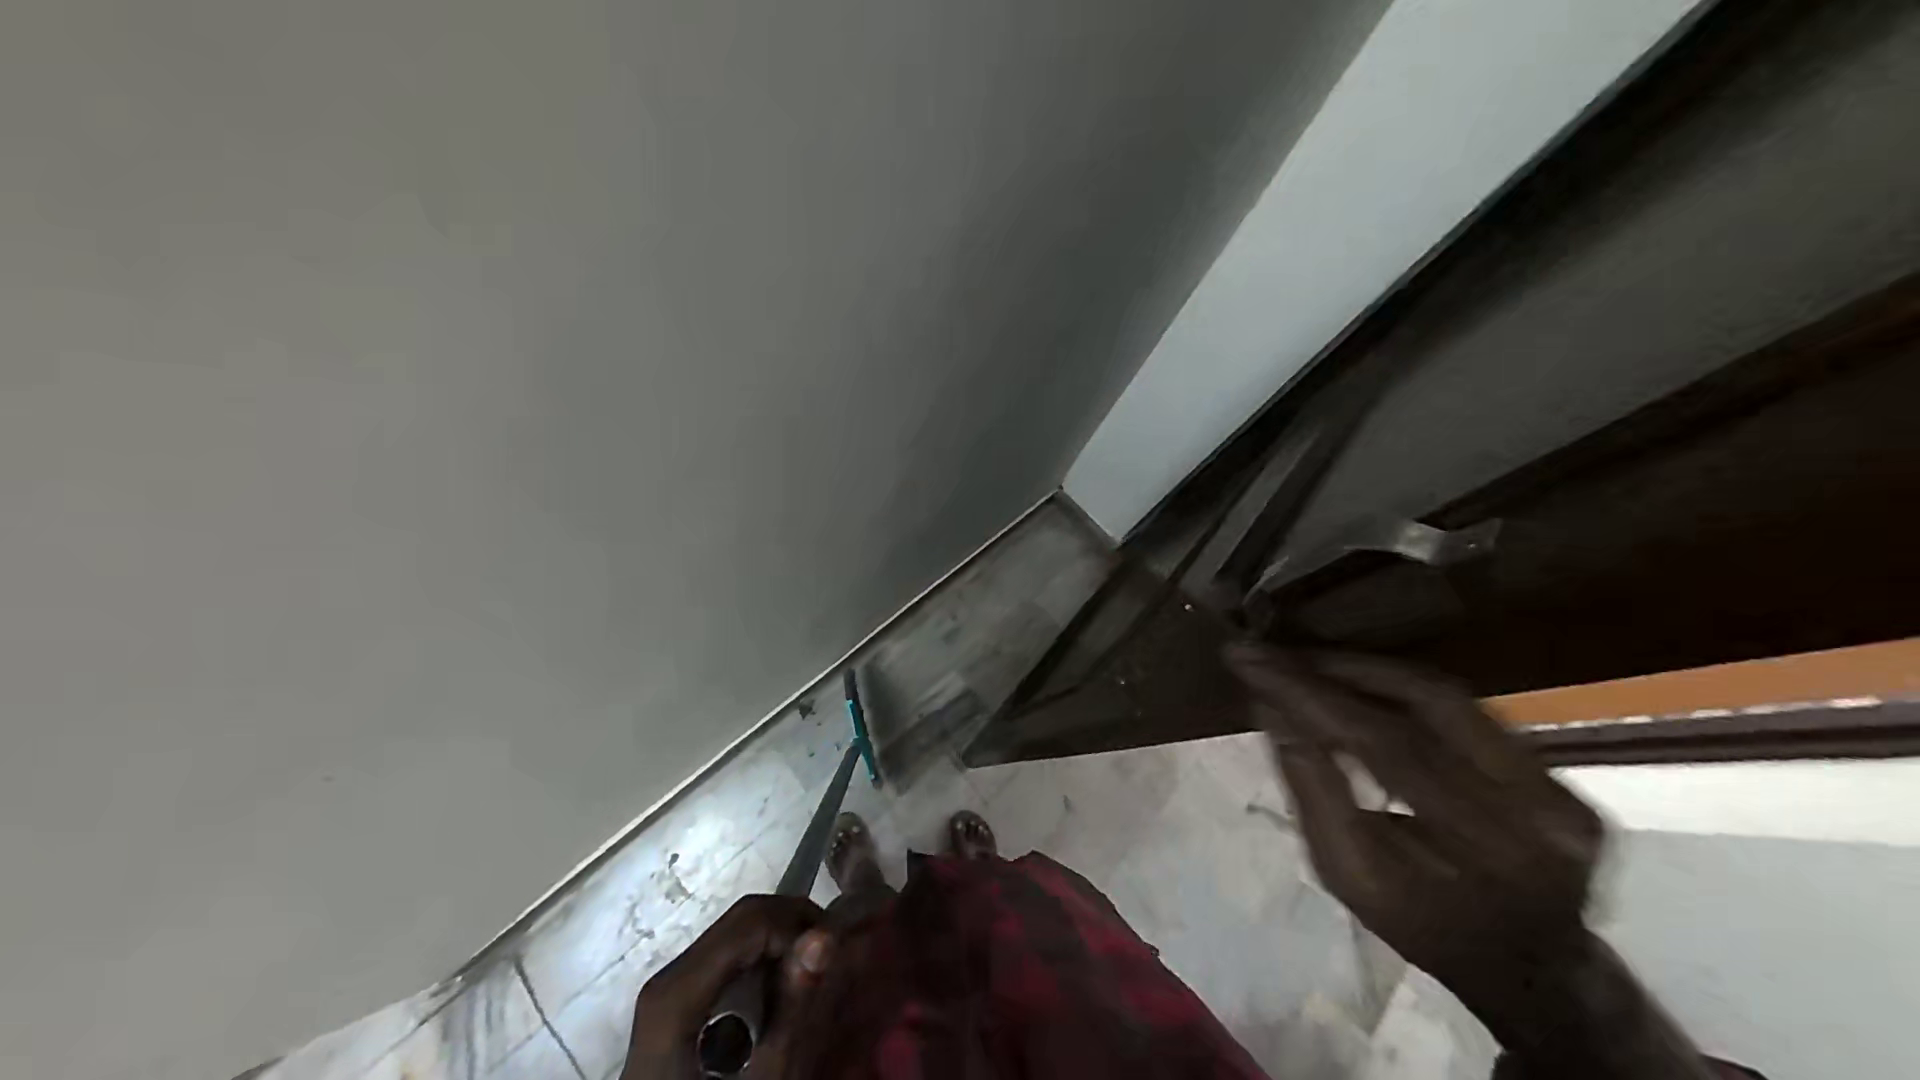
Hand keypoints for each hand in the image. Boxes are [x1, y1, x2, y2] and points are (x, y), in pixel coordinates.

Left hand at [621, 895, 833, 1079]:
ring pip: (738, 932)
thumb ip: (791, 1011)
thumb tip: (824, 937)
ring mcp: (670, 986)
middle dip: (796, 928)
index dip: (801, 926)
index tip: (835, 958)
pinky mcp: (677, 1000)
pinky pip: (729, 957)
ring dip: (782, 944)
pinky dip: (763, 963)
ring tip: (812, 981)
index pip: (753, 921)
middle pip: (744, 919)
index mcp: (679, 992)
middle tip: (834, 961)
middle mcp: (669, 976)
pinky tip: (780, 999)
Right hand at [1222, 644, 1603, 1014]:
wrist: (1525, 967)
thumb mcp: (1345, 872)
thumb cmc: (1416, 923)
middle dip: (1333, 670)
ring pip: (1445, 696)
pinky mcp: (1559, 775)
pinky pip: (1466, 709)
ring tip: (1306, 663)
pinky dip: (1401, 689)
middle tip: (1273, 654)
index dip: (1307, 692)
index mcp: (1472, 847)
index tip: (1248, 658)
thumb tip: (1268, 707)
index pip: (1378, 740)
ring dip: (1365, 671)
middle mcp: (1530, 808)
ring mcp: (1554, 788)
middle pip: (1419, 702)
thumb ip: (1310, 786)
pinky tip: (1358, 684)